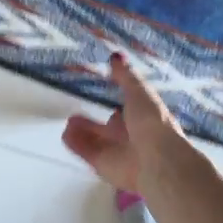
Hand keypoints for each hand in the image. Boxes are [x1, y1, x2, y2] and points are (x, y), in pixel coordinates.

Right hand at [62, 53, 193, 192]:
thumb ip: (125, 76)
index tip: (102, 99)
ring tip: (67, 122)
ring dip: (82, 133)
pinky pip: (86, 153)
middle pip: (107, 130)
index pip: (128, 113)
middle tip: (75, 113)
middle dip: (93, 123)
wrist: (157, 161)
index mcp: (143, 120)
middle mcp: (130, 138)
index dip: (118, 106)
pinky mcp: (103, 166)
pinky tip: (65, 135)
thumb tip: (115, 55)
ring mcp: (117, 153)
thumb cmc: (151, 122)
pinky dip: (76, 144)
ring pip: (95, 142)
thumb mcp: (139, 92)